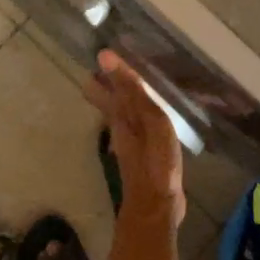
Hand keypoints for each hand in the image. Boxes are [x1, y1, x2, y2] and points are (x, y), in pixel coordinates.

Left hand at [86, 50, 186, 226]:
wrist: (158, 206)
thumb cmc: (154, 160)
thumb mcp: (147, 119)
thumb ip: (130, 88)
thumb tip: (103, 55)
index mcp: (119, 115)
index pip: (101, 87)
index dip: (103, 72)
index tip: (106, 53)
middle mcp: (120, 127)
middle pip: (110, 101)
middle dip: (111, 84)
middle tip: (121, 66)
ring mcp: (131, 143)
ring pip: (123, 113)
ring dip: (127, 98)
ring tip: (140, 85)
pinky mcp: (144, 155)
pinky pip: (138, 127)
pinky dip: (142, 116)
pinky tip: (154, 117)